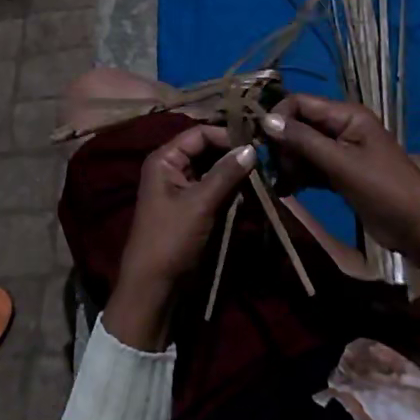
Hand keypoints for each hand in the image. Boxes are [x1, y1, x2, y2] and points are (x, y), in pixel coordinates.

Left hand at [105, 126, 255, 349]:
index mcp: (164, 159)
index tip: (257, 143)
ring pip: (214, 170)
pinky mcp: (192, 207)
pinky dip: (232, 190)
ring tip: (263, 176)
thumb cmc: (171, 238)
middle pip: (207, 150)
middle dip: (234, 155)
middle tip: (266, 161)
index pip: (199, 133)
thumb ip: (226, 174)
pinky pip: (215, 189)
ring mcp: (182, 188)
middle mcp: (172, 168)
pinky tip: (252, 194)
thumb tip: (252, 148)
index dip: (227, 135)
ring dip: (236, 174)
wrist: (154, 285)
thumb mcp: (200, 203)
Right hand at [262, 94, 419, 297]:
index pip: (299, 102)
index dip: (278, 117)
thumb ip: (304, 141)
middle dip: (281, 144)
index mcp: (346, 115)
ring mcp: (340, 151)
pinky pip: (309, 167)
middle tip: (275, 169)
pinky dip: (298, 176)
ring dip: (287, 163)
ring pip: (301, 147)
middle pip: (298, 124)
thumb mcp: (341, 164)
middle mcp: (341, 127)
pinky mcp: (339, 173)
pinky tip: (287, 190)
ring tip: (281, 184)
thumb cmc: (385, 190)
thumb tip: (266, 119)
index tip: (261, 141)